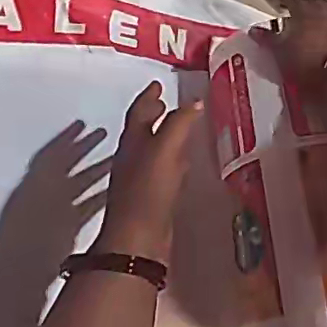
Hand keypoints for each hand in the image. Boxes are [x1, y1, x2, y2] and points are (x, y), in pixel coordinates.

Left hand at [97, 82, 203, 261]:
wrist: (137, 241)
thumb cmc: (147, 190)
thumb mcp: (165, 150)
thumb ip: (179, 124)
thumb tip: (194, 101)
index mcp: (132, 142)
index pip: (139, 112)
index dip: (148, 97)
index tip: (157, 85)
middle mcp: (132, 158)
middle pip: (142, 130)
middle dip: (154, 114)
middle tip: (166, 102)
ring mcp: (140, 180)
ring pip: (153, 150)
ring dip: (164, 137)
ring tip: (180, 128)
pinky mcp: (150, 199)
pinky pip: (162, 171)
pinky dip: (172, 161)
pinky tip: (184, 165)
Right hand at [263, 0, 326, 90]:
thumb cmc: (306, 62)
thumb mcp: (280, 51)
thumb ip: (268, 38)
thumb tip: (256, 31)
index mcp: (306, 9)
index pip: (293, 1)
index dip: (286, 4)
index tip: (282, 8)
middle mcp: (326, 11)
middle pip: (315, 4)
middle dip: (307, 8)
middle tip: (298, 16)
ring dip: (324, 17)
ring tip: (315, 27)